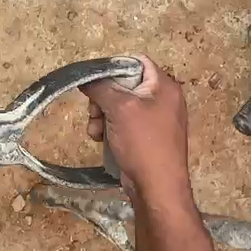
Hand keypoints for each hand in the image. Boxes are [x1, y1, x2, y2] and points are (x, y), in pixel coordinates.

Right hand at [83, 56, 193, 209]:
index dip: (113, 67)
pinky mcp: (145, 135)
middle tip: (93, 110)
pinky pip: (122, 121)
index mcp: (164, 86)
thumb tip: (85, 77)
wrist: (157, 189)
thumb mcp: (119, 107)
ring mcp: (154, 118)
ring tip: (96, 130)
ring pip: (118, 103)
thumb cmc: (143, 143)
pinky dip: (108, 127)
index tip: (94, 80)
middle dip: (102, 97)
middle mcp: (162, 98)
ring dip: (101, 114)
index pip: (136, 61)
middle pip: (123, 83)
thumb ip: (100, 86)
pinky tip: (101, 139)